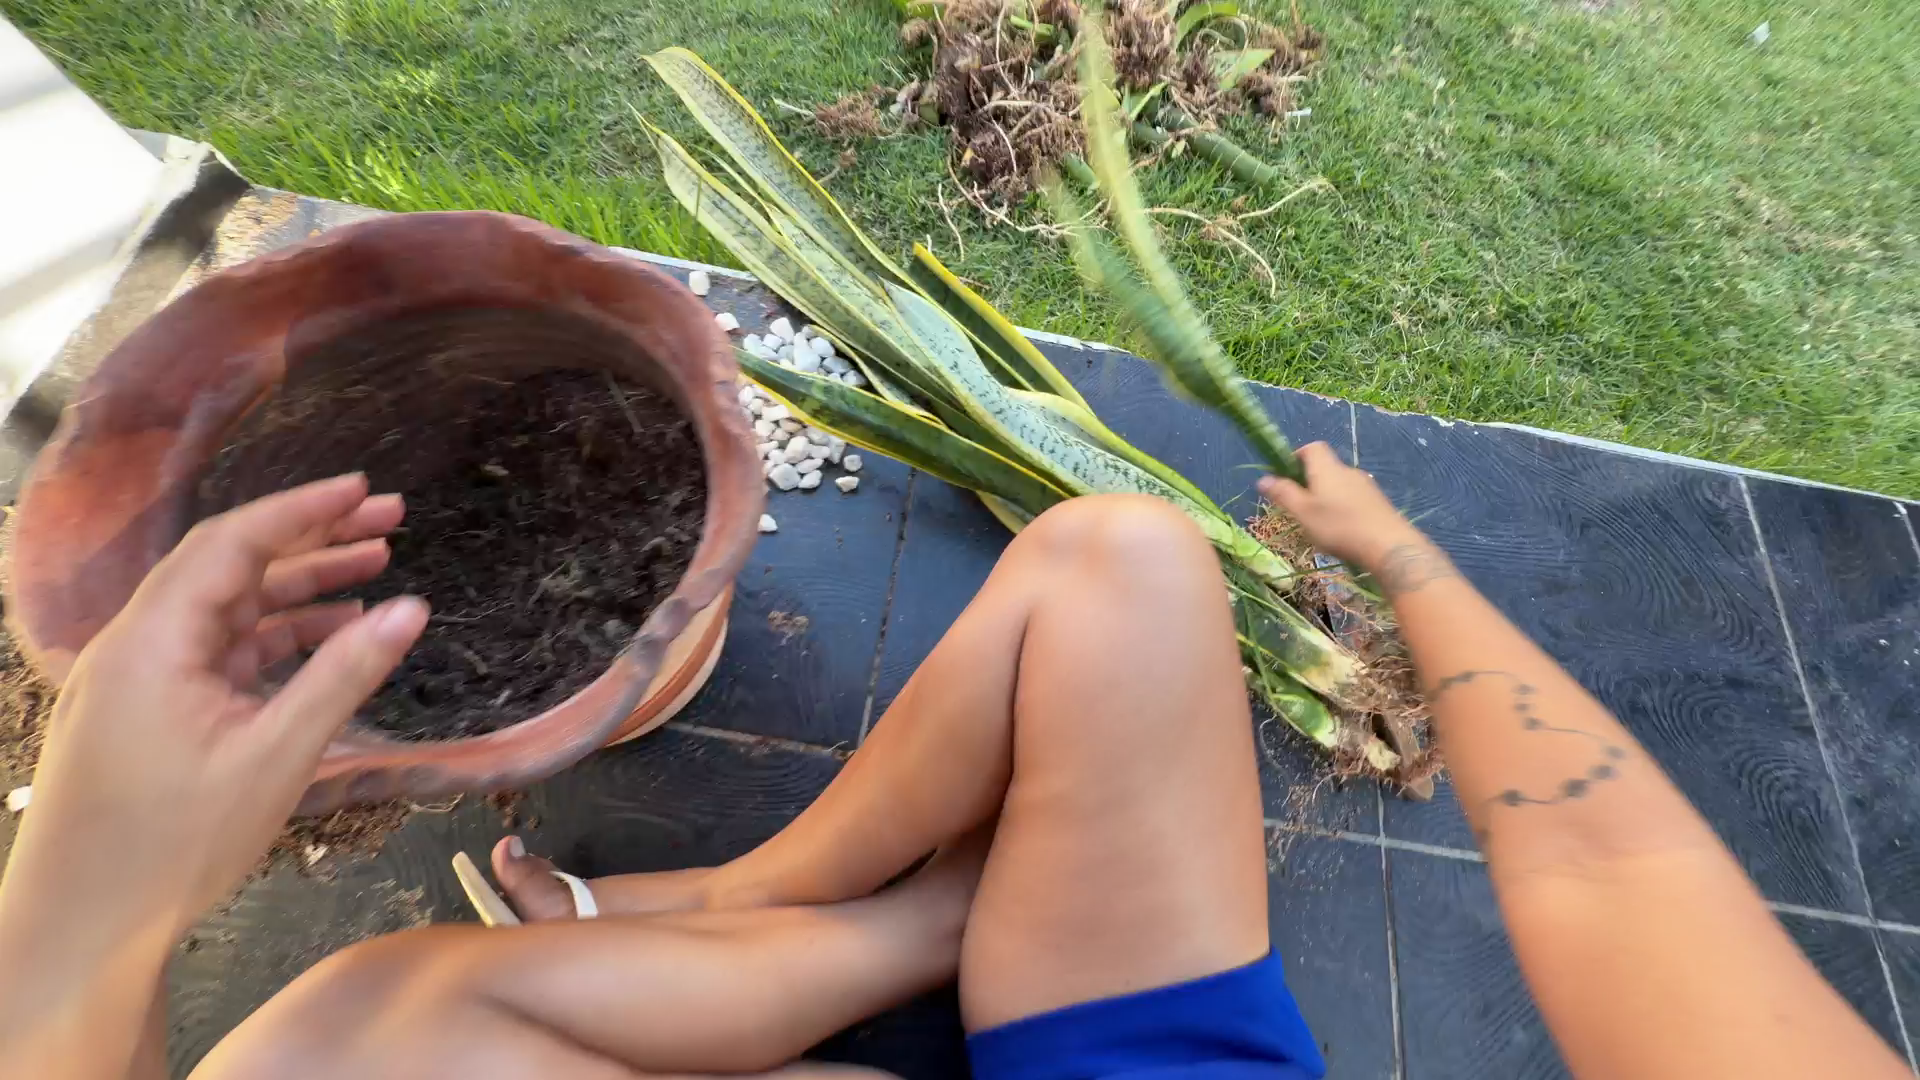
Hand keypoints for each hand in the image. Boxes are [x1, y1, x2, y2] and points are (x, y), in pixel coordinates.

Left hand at [4, 474, 428, 937]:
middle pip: (235, 566)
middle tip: (391, 515)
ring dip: (308, 581)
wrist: (80, 931)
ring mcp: (149, 678)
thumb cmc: (175, 842)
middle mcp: (142, 649)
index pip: (230, 547)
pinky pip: (235, 646)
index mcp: (152, 647)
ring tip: (380, 560)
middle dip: (314, 535)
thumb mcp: (278, 753)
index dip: (301, 511)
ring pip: (238, 605)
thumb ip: (346, 672)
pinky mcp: (163, 707)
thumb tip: (414, 607)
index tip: (364, 490)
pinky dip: (291, 629)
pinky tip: (341, 627)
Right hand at [1257, 442, 1426, 571]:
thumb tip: (1262, 478)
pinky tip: (1340, 527)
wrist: (1389, 546)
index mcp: (1327, 469)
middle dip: (1307, 481)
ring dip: (1324, 495)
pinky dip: (1340, 505)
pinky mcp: (1377, 501)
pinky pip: (1351, 496)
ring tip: (1317, 520)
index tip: (1285, 476)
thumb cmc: (1339, 526)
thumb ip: (1282, 493)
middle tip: (1297, 504)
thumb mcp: (1302, 512)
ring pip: (1337, 483)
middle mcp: (1347, 471)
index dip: (1296, 456)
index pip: (1312, 448)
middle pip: (1324, 467)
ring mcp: (1365, 486)